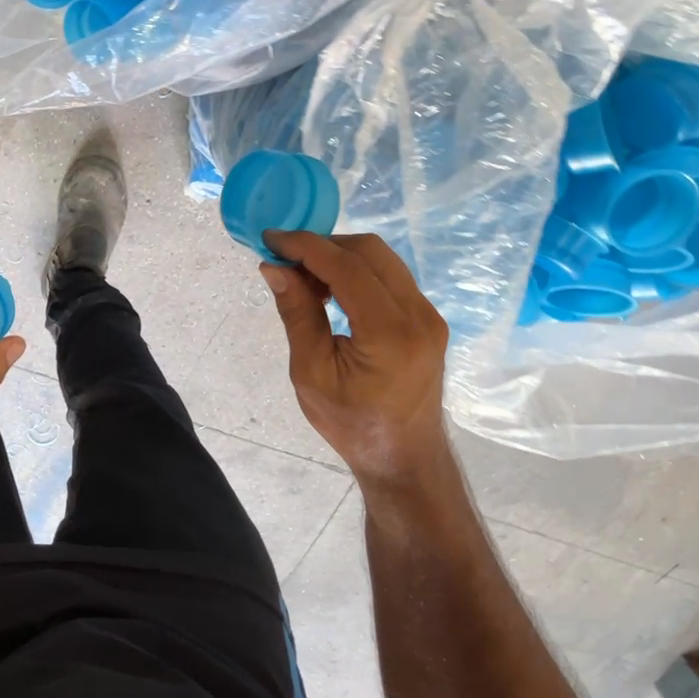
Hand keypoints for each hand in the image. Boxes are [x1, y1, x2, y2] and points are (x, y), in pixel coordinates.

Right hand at [260, 232, 449, 485]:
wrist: (405, 458)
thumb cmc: (352, 424)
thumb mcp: (311, 373)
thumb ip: (297, 314)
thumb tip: (273, 267)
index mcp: (390, 333)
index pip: (346, 267)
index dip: (305, 246)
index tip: (270, 239)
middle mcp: (418, 315)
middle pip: (368, 251)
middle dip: (322, 245)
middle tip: (285, 261)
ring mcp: (428, 315)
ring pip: (381, 259)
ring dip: (339, 256)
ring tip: (304, 277)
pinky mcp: (427, 319)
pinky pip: (389, 276)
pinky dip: (355, 271)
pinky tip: (329, 290)